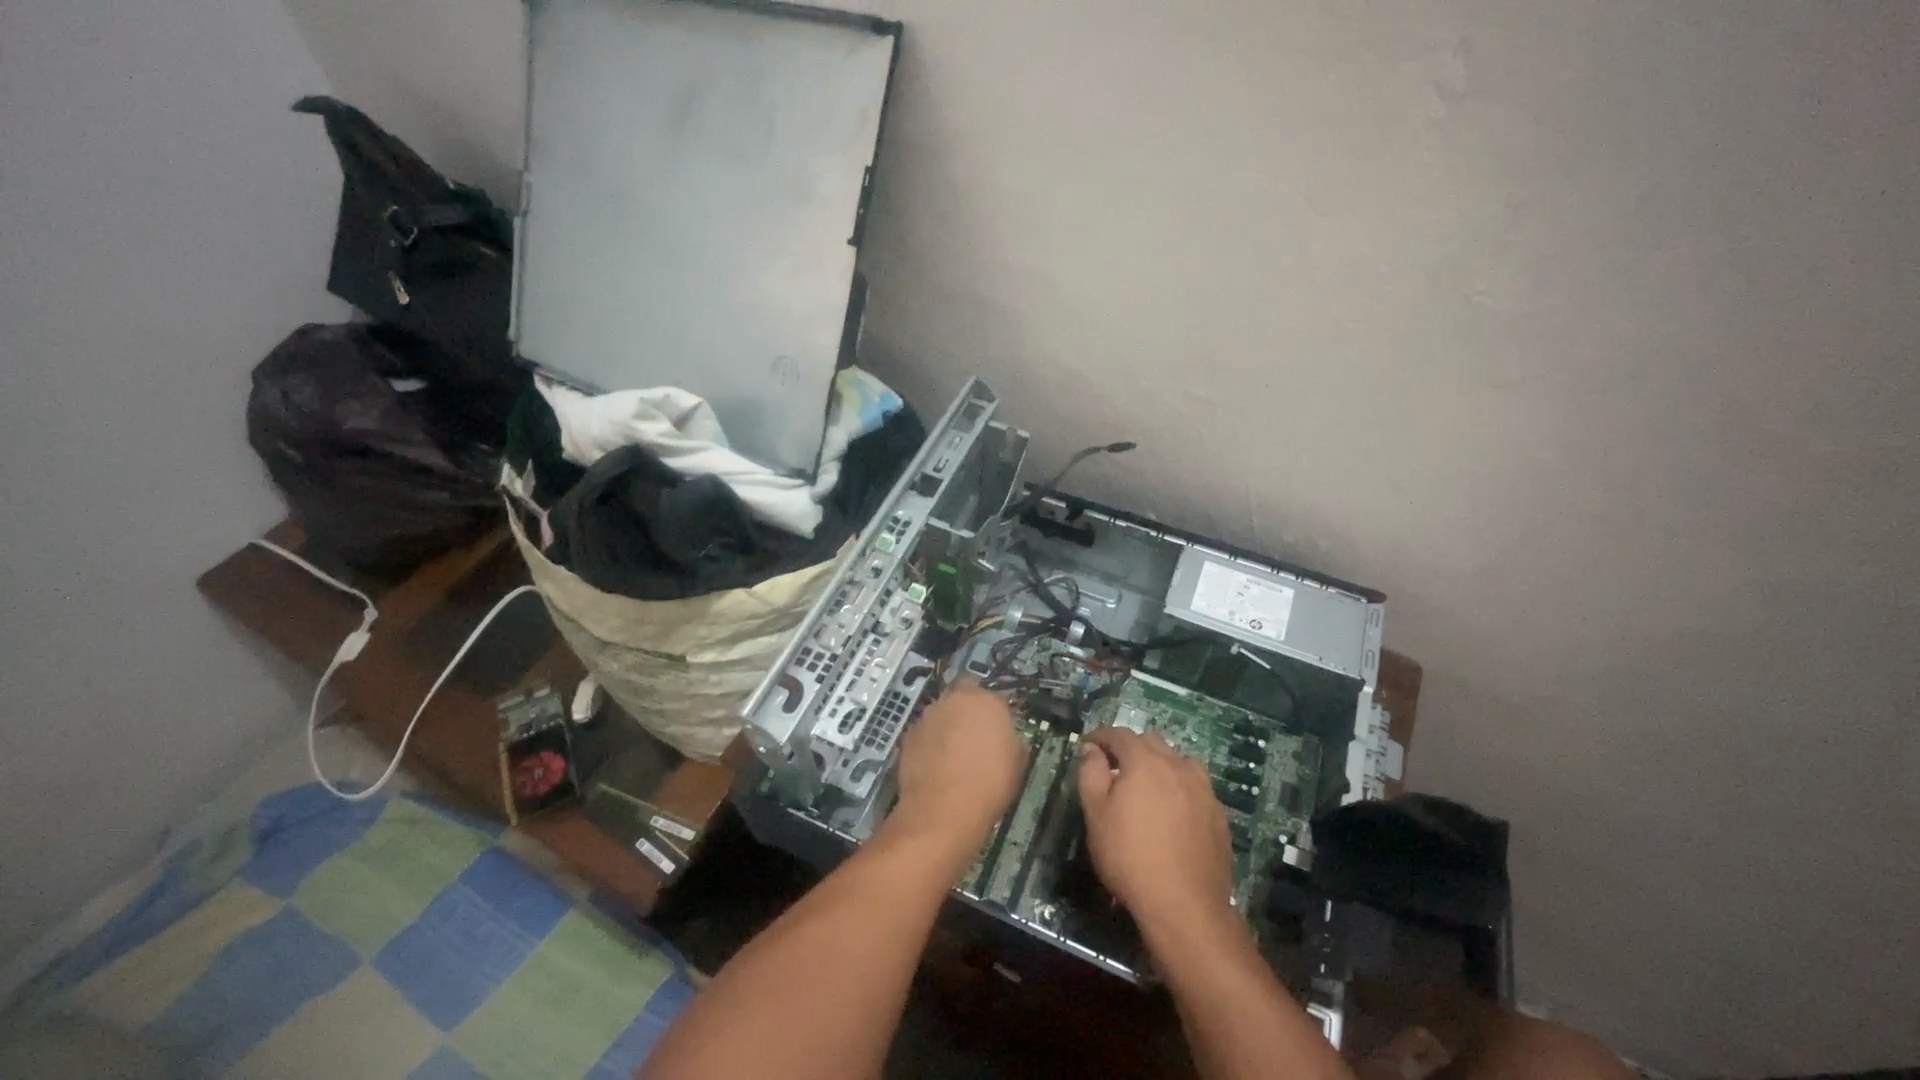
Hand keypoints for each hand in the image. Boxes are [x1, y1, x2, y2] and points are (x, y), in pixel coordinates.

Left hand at [890, 682, 1025, 857]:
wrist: (942, 811)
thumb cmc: (990, 784)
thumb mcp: (1019, 760)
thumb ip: (1011, 737)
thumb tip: (1005, 736)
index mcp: (984, 700)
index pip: (993, 695)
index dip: (996, 712)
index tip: (999, 730)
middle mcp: (953, 700)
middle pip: (962, 698)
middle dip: (968, 713)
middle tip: (976, 739)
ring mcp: (927, 717)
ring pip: (941, 715)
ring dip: (947, 727)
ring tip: (953, 756)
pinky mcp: (908, 737)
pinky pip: (925, 734)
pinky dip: (930, 744)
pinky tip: (935, 766)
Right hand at [1076, 727, 1235, 930]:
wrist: (1184, 904)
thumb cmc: (1129, 857)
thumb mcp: (1096, 815)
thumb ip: (1090, 774)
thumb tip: (1091, 749)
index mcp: (1145, 762)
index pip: (1120, 735)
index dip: (1101, 736)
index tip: (1088, 746)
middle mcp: (1178, 767)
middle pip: (1152, 742)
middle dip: (1130, 748)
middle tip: (1113, 769)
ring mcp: (1203, 790)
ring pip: (1179, 761)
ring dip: (1160, 764)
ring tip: (1147, 787)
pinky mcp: (1218, 814)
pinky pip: (1196, 787)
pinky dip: (1180, 788)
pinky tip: (1173, 813)